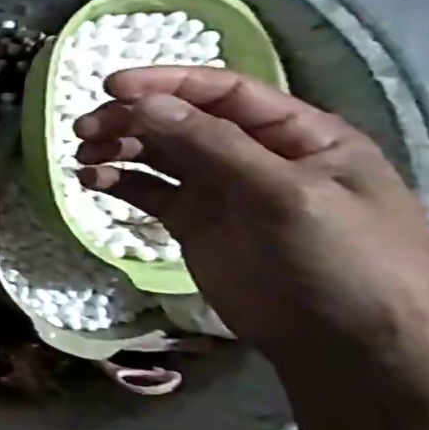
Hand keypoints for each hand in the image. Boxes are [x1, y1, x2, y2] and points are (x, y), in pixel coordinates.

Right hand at [73, 67, 428, 368]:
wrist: (347, 345)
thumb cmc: (341, 259)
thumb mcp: (286, 193)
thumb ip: (214, 145)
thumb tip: (145, 104)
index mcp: (299, 136)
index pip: (225, 93)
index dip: (167, 84)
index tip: (111, 86)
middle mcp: (256, 156)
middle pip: (182, 121)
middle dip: (131, 119)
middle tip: (84, 128)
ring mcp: (222, 191)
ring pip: (159, 155)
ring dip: (119, 148)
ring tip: (82, 156)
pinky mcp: (194, 223)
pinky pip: (149, 192)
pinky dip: (119, 182)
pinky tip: (91, 181)